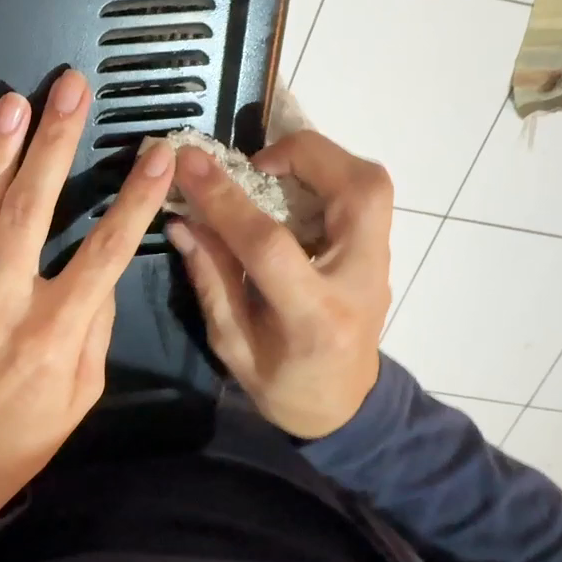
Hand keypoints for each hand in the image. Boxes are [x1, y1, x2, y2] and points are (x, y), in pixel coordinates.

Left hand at [0, 69, 174, 516]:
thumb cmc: (29, 432)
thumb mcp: (85, 390)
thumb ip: (94, 322)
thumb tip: (101, 263)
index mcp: (54, 331)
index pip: (103, 252)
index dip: (135, 199)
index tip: (158, 153)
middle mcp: (2, 303)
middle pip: (31, 210)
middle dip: (54, 142)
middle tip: (69, 88)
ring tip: (14, 102)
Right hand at [166, 131, 392, 439]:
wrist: (345, 407)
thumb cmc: (282, 385)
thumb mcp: (231, 344)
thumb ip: (211, 278)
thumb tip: (182, 219)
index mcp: (313, 316)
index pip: (269, 242)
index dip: (224, 198)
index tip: (188, 162)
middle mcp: (359, 281)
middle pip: (359, 191)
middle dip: (304, 155)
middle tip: (254, 162)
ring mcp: (380, 264)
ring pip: (371, 183)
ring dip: (319, 160)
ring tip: (269, 169)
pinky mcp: (380, 252)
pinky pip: (364, 194)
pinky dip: (325, 175)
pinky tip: (289, 188)